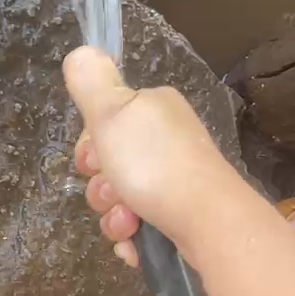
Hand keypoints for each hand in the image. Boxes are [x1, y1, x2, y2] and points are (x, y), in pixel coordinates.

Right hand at [63, 45, 242, 266]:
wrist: (212, 224)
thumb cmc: (155, 163)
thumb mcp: (111, 112)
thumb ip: (90, 81)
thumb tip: (82, 50)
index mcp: (152, 108)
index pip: (104, 120)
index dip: (89, 144)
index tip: (93, 160)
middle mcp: (167, 138)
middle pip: (111, 162)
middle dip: (101, 185)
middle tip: (111, 192)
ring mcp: (179, 179)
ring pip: (124, 197)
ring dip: (115, 215)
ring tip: (128, 223)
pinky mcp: (185, 215)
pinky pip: (144, 225)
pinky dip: (134, 236)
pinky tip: (135, 245)